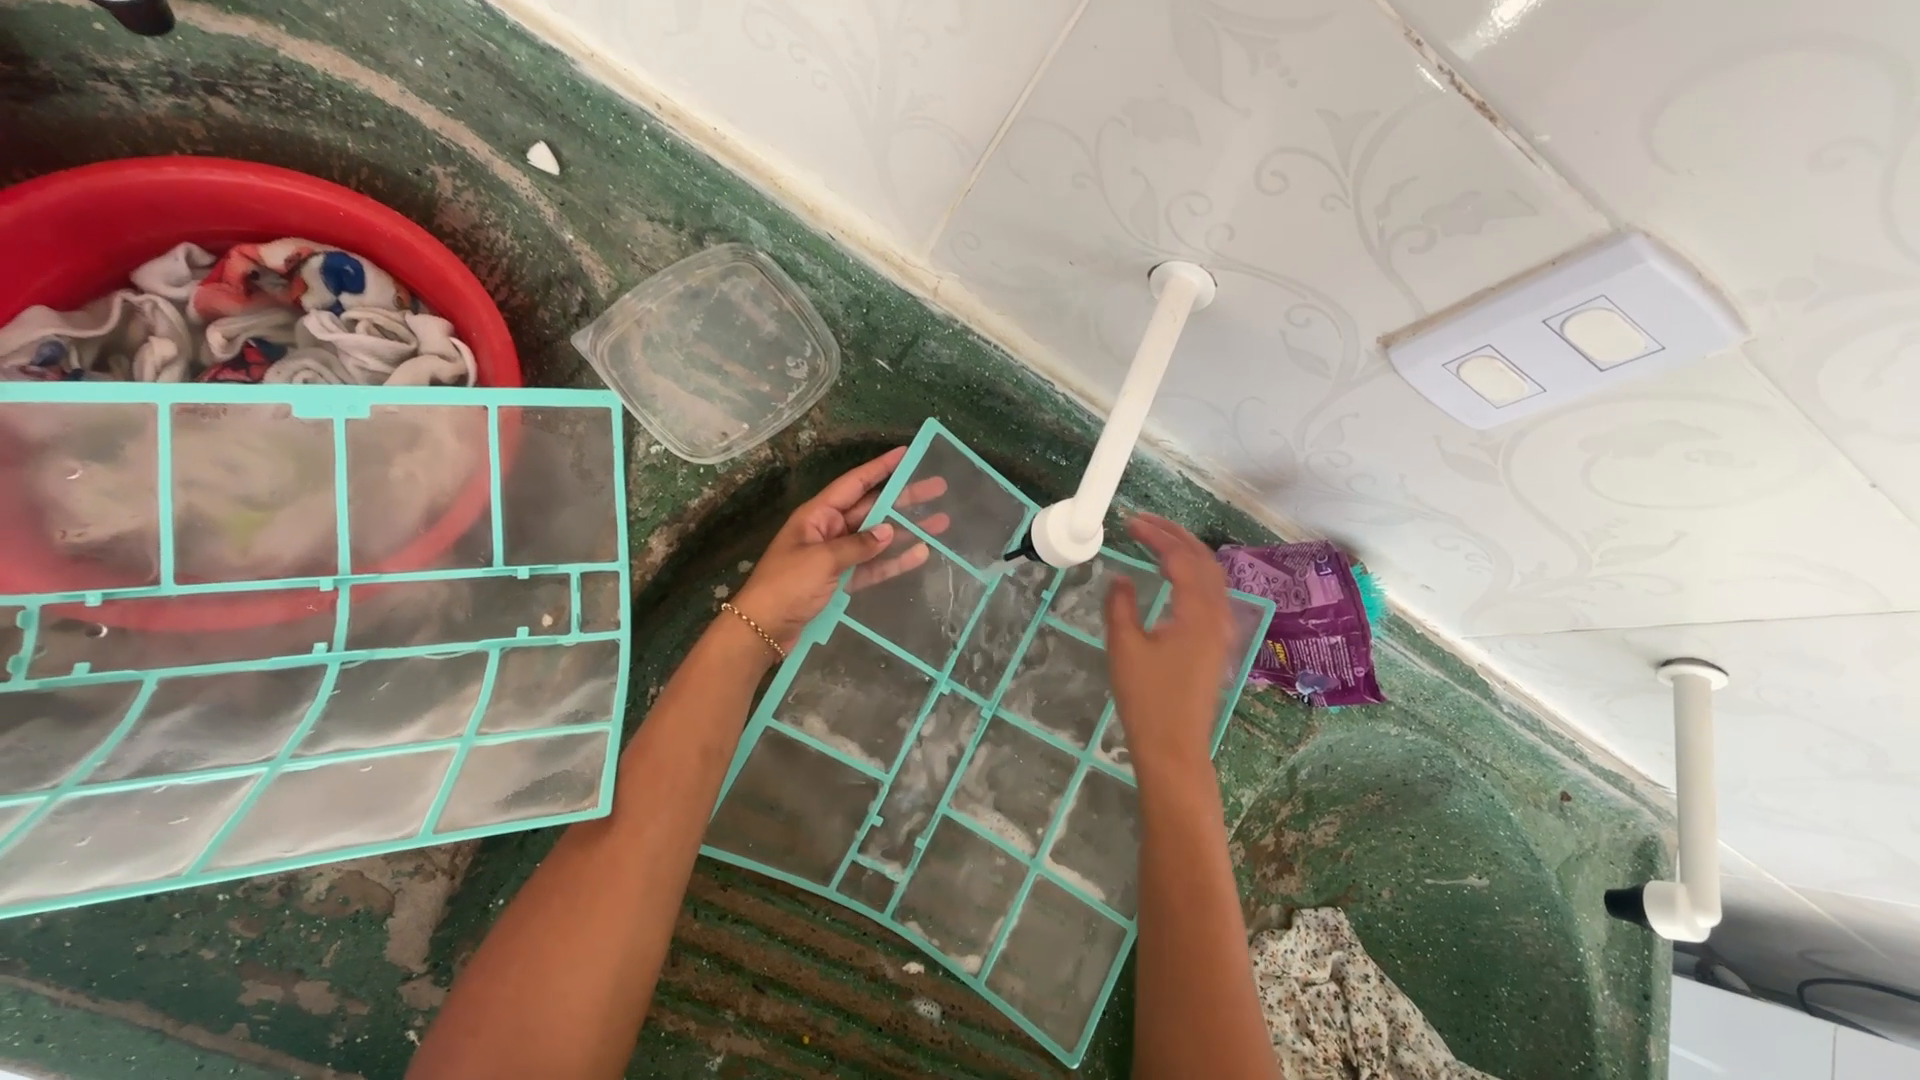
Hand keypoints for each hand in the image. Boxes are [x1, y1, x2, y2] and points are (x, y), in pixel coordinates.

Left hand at [730, 447, 948, 651]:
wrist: (763, 628)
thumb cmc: (786, 586)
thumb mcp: (822, 560)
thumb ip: (858, 545)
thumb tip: (889, 530)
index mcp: (818, 516)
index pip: (854, 484)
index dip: (880, 468)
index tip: (906, 454)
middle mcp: (829, 530)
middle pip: (872, 508)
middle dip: (904, 499)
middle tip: (937, 488)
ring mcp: (837, 556)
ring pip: (878, 537)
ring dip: (907, 530)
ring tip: (941, 521)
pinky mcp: (842, 581)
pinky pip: (873, 565)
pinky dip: (895, 560)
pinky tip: (921, 553)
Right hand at [1104, 513, 1232, 768]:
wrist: (1174, 745)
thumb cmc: (1146, 698)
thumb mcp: (1124, 647)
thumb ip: (1121, 605)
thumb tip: (1121, 576)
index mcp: (1196, 611)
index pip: (1180, 558)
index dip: (1155, 535)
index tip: (1129, 522)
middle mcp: (1217, 613)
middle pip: (1204, 560)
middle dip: (1175, 534)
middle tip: (1143, 521)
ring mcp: (1222, 629)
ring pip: (1212, 575)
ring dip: (1187, 551)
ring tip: (1158, 539)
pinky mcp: (1218, 642)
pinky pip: (1213, 593)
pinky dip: (1195, 572)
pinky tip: (1177, 576)